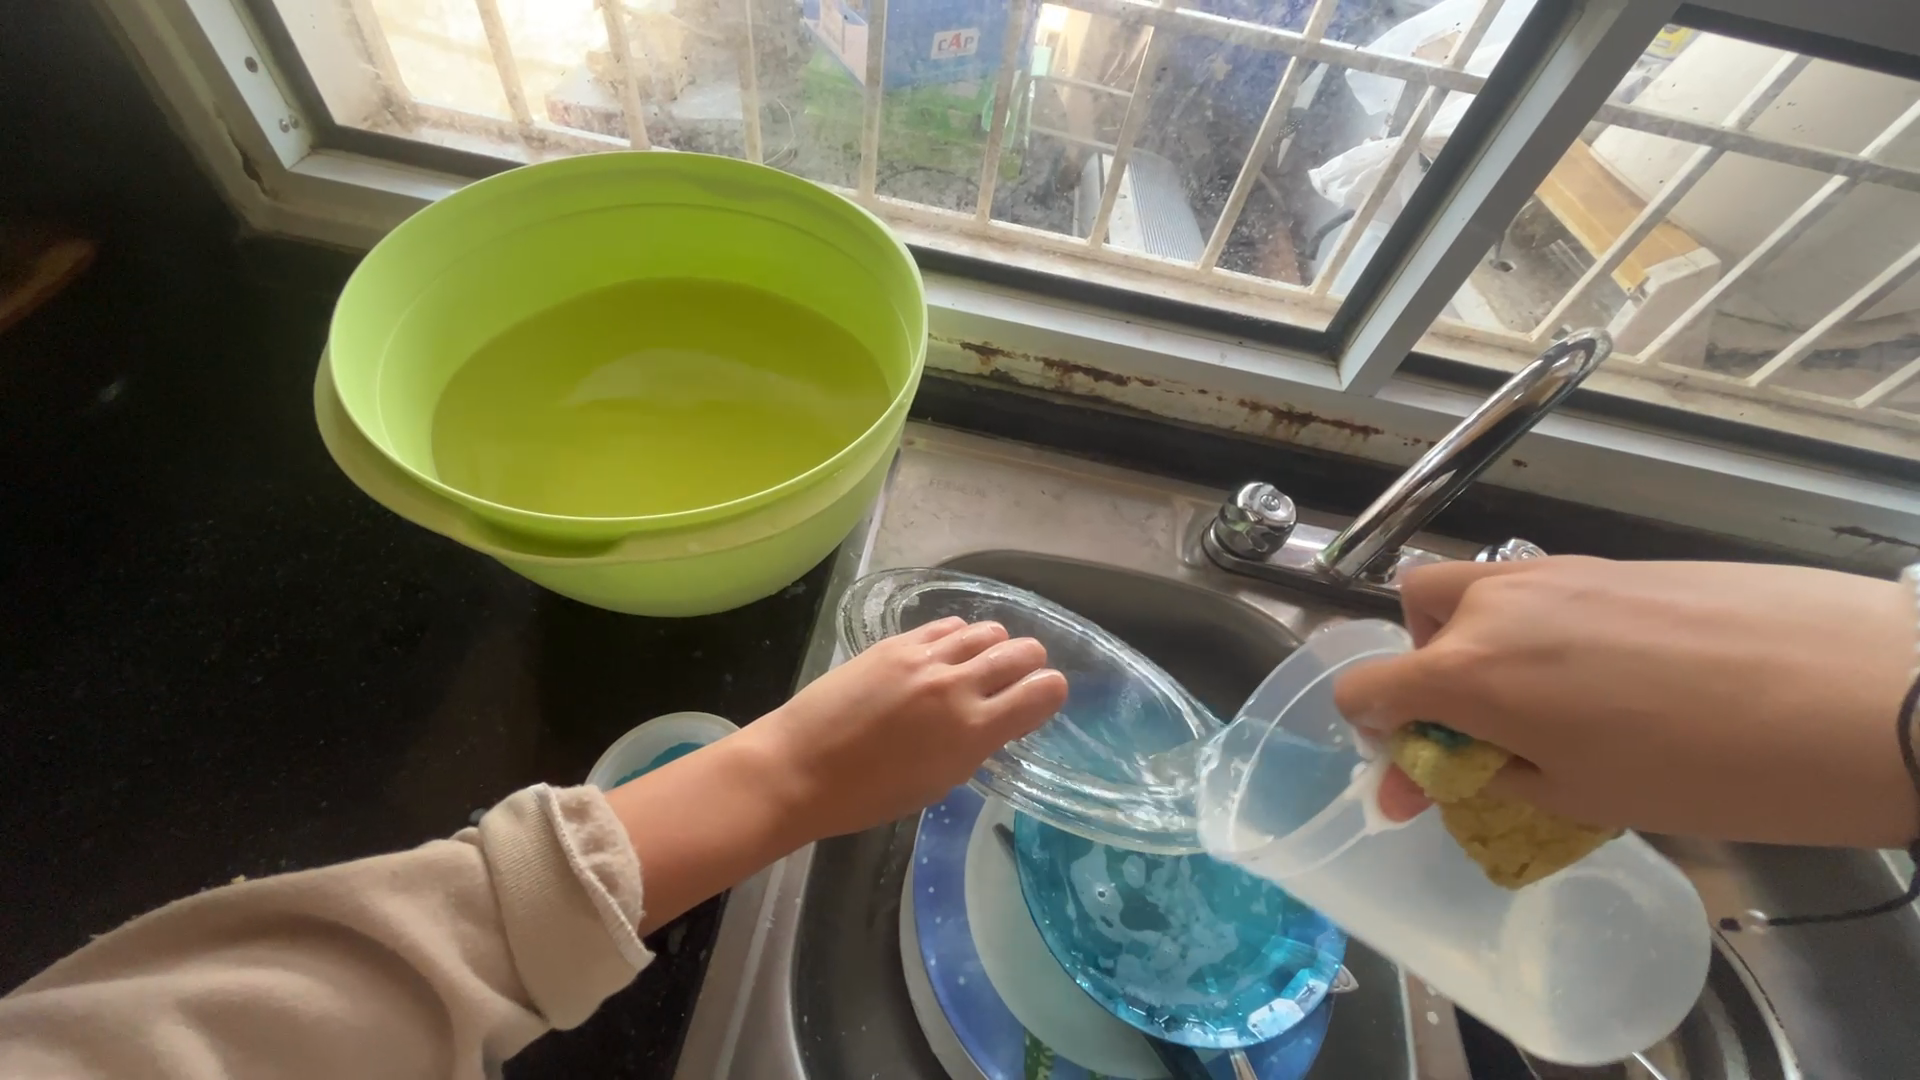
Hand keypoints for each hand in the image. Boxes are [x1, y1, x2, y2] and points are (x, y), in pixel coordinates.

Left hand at [607, 618, 1064, 932]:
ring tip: (980, 662)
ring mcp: (925, 657)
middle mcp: (957, 686)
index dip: (1051, 691)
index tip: (1043, 697)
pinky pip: (946, 625)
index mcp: (973, 732)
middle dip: (1030, 662)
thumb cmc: (868, 795)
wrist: (798, 768)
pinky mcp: (896, 642)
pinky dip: (958, 636)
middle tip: (1018, 677)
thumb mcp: (939, 781)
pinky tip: (947, 651)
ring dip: (994, 645)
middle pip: (1022, 651)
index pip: (1043, 691)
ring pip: (986, 630)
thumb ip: (976, 743)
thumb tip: (995, 717)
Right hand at [1333, 556, 1918, 847]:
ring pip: (1469, 589)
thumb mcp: (1579, 798)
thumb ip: (1485, 776)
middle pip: (1409, 613)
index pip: (1364, 689)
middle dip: (1423, 661)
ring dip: (1473, 632)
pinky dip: (1536, 620)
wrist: (1873, 693)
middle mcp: (1487, 608)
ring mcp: (1547, 573)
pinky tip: (1613, 660)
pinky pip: (1534, 585)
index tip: (1409, 755)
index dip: (1371, 726)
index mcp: (1465, 673)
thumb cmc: (1710, 771)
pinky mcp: (1604, 560)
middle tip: (1481, 709)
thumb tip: (1431, 779)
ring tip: (1547, 682)